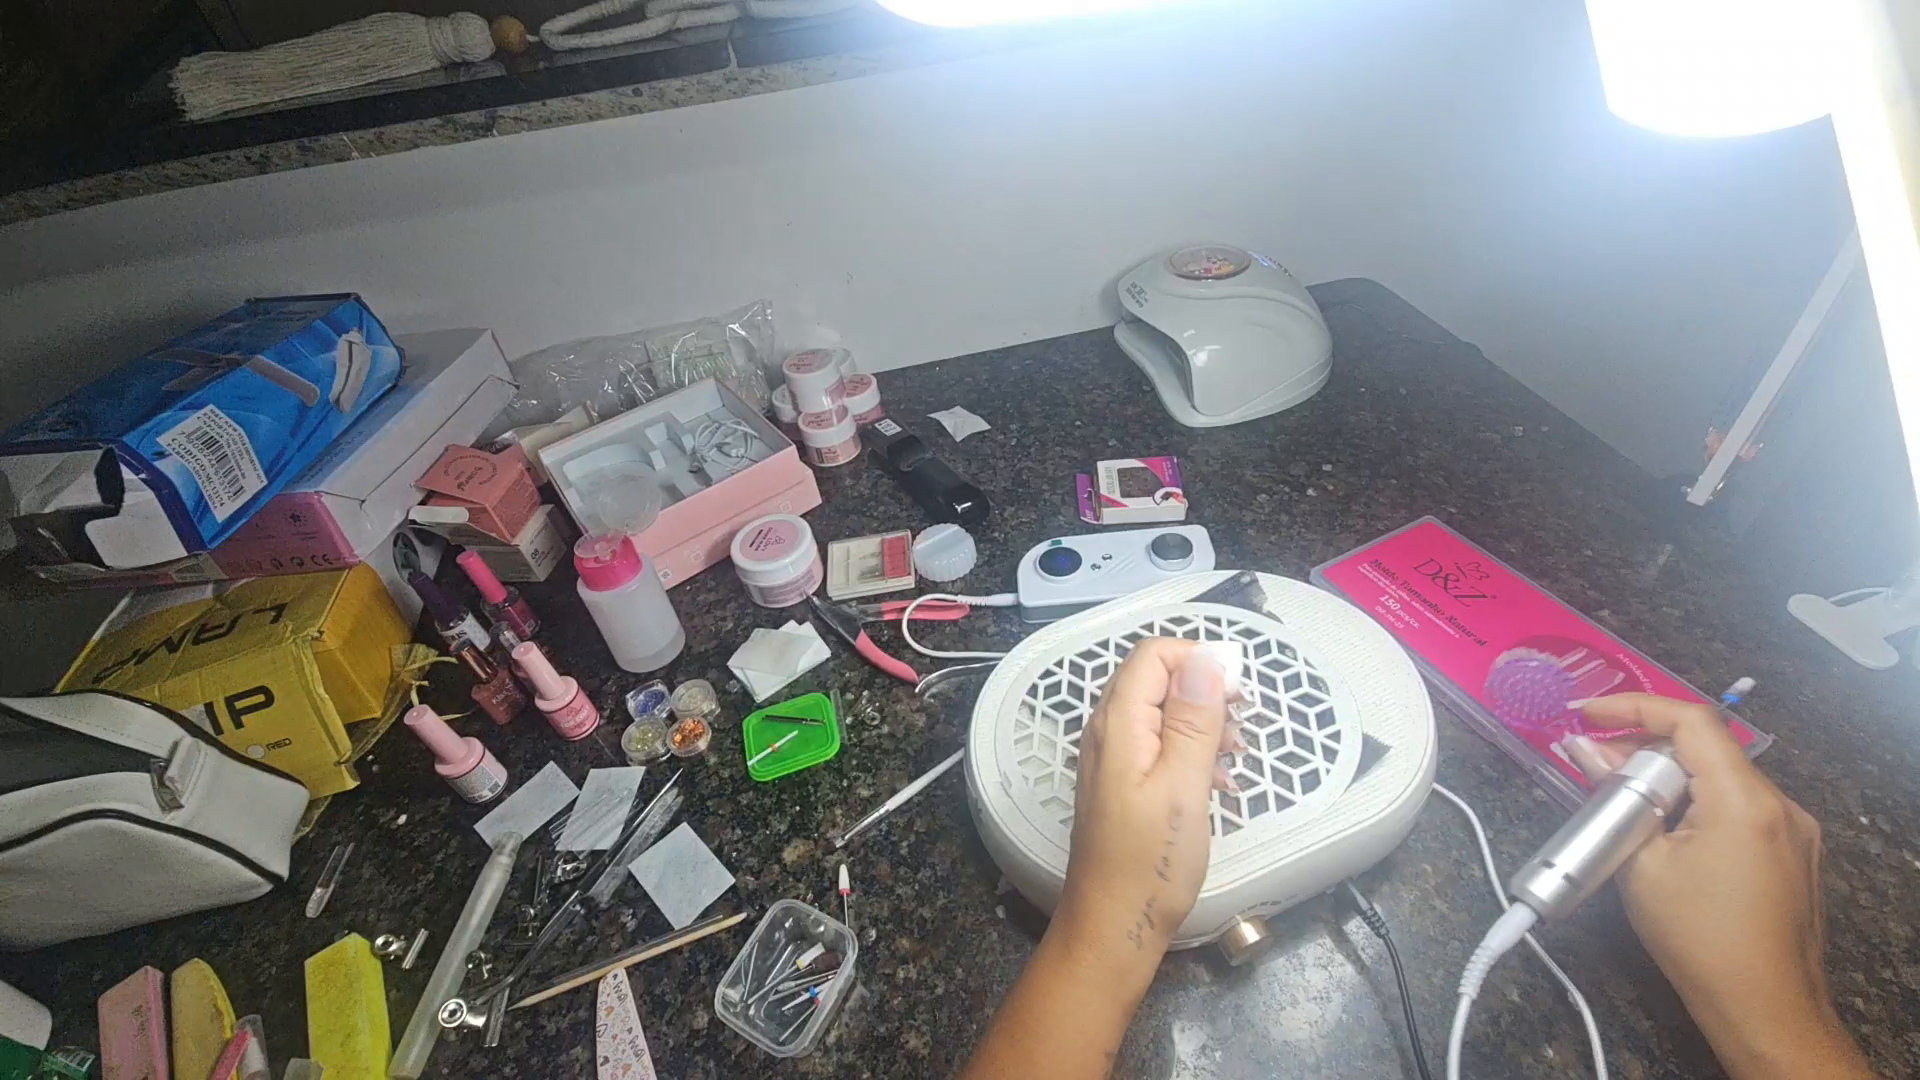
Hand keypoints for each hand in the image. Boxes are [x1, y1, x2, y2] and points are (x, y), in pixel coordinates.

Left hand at [1054, 639, 1232, 985]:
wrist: (1113, 923)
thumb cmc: (1151, 859)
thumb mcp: (1183, 785)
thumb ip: (1193, 720)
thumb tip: (1204, 659)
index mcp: (1118, 721)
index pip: (1152, 655)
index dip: (1197, 658)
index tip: (1237, 690)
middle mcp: (1107, 728)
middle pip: (1155, 678)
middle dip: (1203, 688)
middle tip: (1242, 721)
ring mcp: (1111, 754)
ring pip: (1159, 711)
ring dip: (1201, 721)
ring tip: (1235, 752)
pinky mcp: (1122, 779)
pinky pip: (1157, 743)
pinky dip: (1189, 749)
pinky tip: (1216, 780)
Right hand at [1571, 694, 1871, 1079]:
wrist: (1763, 1007)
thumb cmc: (1695, 931)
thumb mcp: (1639, 859)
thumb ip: (1614, 795)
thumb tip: (1583, 749)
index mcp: (1746, 802)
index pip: (1693, 722)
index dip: (1633, 707)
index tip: (1584, 715)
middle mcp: (1781, 808)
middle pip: (1704, 747)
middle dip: (1638, 745)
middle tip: (1587, 764)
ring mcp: (1792, 832)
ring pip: (1716, 774)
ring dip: (1660, 774)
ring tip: (1613, 798)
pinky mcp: (1788, 852)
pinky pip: (1731, 802)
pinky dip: (1685, 797)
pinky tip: (1653, 823)